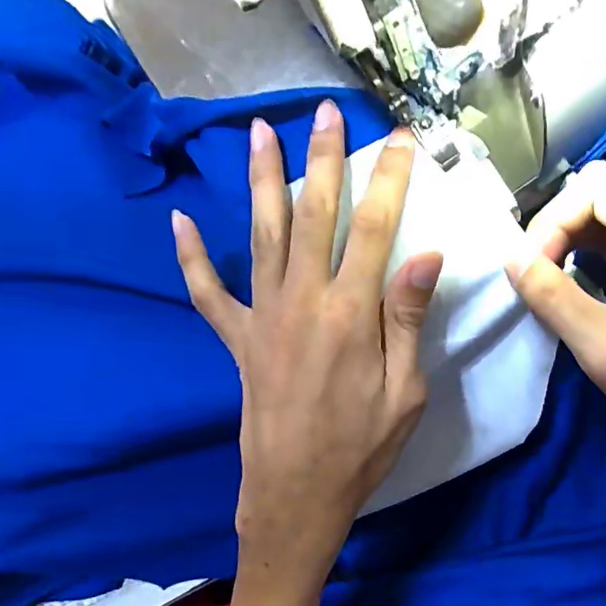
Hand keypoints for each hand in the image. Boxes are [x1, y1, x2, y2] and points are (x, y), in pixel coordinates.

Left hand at [173, 102, 442, 573]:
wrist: (296, 493)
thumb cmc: (361, 448)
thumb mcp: (406, 392)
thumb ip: (407, 319)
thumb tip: (426, 253)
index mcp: (351, 314)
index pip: (372, 229)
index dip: (387, 180)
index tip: (398, 140)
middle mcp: (303, 301)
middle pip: (313, 215)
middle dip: (322, 159)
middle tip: (324, 111)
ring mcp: (263, 317)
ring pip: (262, 235)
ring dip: (261, 181)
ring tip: (258, 131)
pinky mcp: (238, 340)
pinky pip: (209, 293)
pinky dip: (192, 258)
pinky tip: (178, 224)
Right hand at [505, 163, 605, 463]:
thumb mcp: (599, 344)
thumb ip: (551, 295)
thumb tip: (511, 255)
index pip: (594, 189)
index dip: (553, 222)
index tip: (535, 270)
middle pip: (599, 190)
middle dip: (558, 224)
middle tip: (538, 270)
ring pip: (604, 209)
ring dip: (568, 235)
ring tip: (547, 275)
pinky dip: (584, 248)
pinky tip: (568, 277)